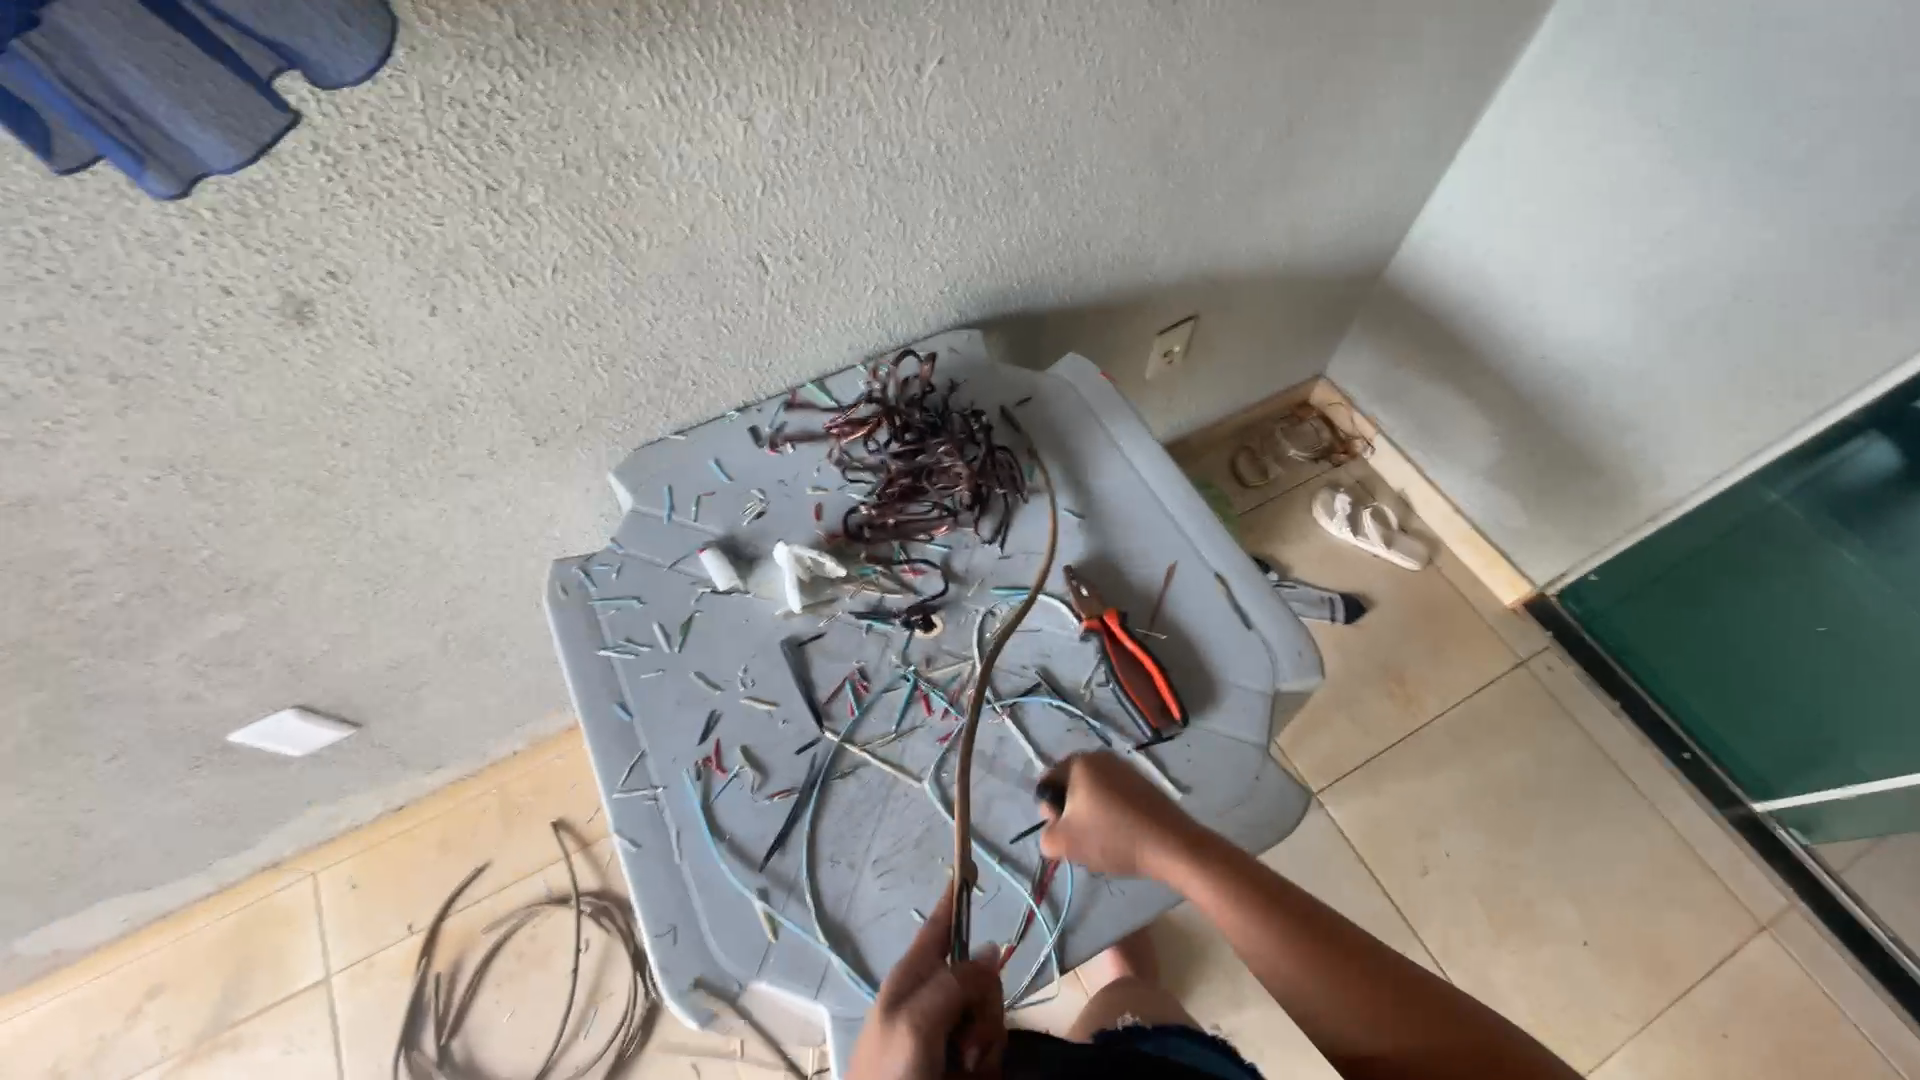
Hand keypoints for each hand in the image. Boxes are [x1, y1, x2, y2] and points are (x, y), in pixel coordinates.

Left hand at [847, 882, 1006, 1079]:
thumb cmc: (888, 1076)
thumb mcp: (916, 1023)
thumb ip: (954, 983)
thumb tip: (991, 950)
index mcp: (913, 977)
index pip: (941, 925)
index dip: (956, 897)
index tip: (971, 864)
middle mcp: (933, 997)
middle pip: (982, 974)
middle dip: (985, 1008)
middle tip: (965, 1043)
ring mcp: (947, 1031)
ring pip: (993, 1013)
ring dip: (986, 1043)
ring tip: (962, 1071)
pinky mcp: (960, 1062)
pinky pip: (992, 1048)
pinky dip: (987, 1065)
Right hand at [1037, 751, 1202, 879]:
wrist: (1172, 845)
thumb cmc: (1113, 838)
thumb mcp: (1064, 843)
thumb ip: (1046, 835)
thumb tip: (1055, 829)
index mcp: (1078, 762)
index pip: (1047, 784)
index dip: (1050, 812)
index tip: (1068, 831)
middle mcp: (1100, 756)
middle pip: (1070, 788)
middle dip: (1072, 814)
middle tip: (1085, 839)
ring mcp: (1125, 767)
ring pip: (1092, 794)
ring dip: (1092, 816)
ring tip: (1107, 840)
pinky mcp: (1143, 782)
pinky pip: (1114, 796)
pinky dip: (1112, 814)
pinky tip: (1124, 835)